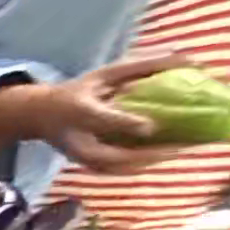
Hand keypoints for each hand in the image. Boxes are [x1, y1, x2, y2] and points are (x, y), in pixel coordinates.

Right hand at [0, 55, 192, 172]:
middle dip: (145, 155)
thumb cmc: (75, 93)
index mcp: (76, 112)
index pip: (97, 119)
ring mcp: (78, 154)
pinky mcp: (84, 162)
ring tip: (176, 152)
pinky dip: (136, 166)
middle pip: (108, 156)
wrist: (38, 116)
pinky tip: (158, 158)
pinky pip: (111, 169)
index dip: (123, 124)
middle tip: (180, 147)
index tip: (151, 128)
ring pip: (112, 167)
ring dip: (144, 163)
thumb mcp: (103, 75)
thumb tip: (191, 60)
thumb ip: (143, 67)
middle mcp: (75, 139)